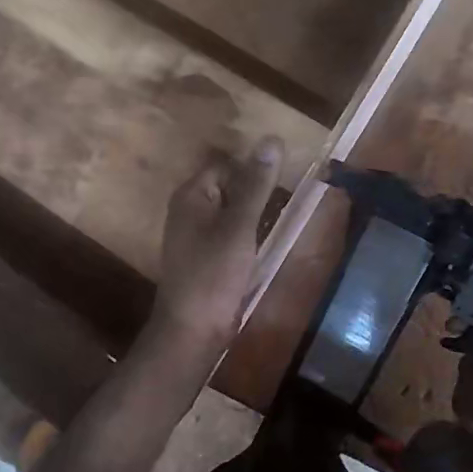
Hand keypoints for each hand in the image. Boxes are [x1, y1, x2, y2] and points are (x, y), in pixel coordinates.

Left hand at [153, 137, 284, 344]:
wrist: (193, 331)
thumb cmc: (214, 274)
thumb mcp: (240, 225)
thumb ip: (256, 184)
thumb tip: (272, 139)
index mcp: (191, 196)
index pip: (226, 164)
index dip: (253, 170)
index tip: (282, 183)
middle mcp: (188, 210)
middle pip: (228, 185)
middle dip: (256, 191)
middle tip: (284, 203)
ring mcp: (194, 234)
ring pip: (230, 210)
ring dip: (254, 213)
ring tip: (279, 221)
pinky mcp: (204, 256)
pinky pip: (229, 231)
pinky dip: (247, 232)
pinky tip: (263, 243)